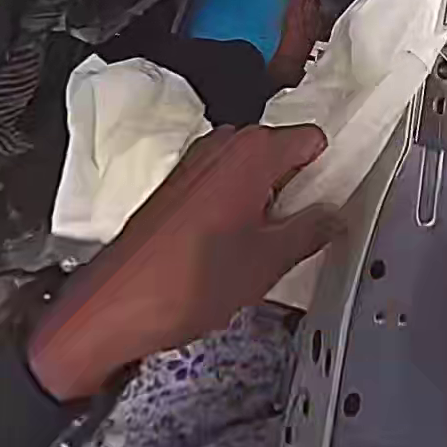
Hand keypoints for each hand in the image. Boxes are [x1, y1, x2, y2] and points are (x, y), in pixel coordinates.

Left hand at [27, 125, 338, 400]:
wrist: (111, 307)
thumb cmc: (191, 280)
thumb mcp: (267, 262)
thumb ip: (312, 230)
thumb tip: (335, 215)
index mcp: (256, 150)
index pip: (313, 140)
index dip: (324, 171)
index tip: (323, 203)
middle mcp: (227, 140)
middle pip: (283, 149)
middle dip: (295, 184)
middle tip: (291, 228)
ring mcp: (199, 156)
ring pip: (254, 164)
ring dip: (265, 192)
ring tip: (257, 238)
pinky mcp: (179, 177)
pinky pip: (226, 174)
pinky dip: (237, 197)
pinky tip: (226, 239)